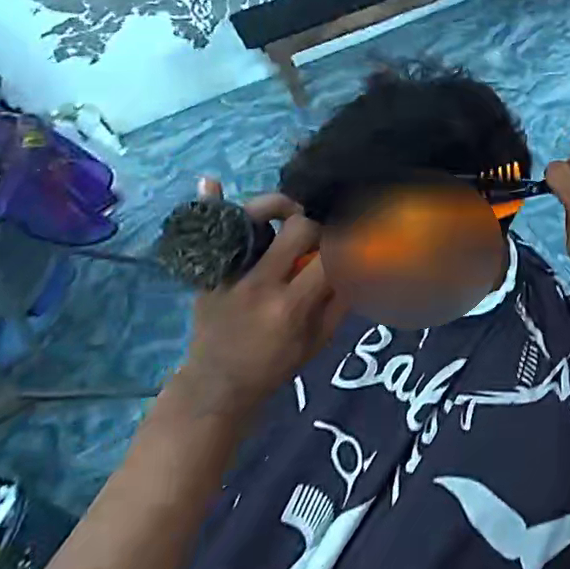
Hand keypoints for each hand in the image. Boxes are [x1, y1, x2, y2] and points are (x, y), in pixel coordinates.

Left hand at [170, 179, 347, 418]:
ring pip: (255, 219)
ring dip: (280, 209)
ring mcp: (228, 276)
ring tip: (290, 215)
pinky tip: (212, 182)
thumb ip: (342, 298)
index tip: (361, 234)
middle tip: (321, 236)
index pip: (330, 257)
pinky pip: (208, 231)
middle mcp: (258, 284)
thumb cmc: (276, 365)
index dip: (350, 241)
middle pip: (299, 227)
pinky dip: (209, 206)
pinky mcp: (207, 273)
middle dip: (318, 225)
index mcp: (291, 306)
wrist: (216, 385)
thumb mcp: (319, 340)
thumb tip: (362, 258)